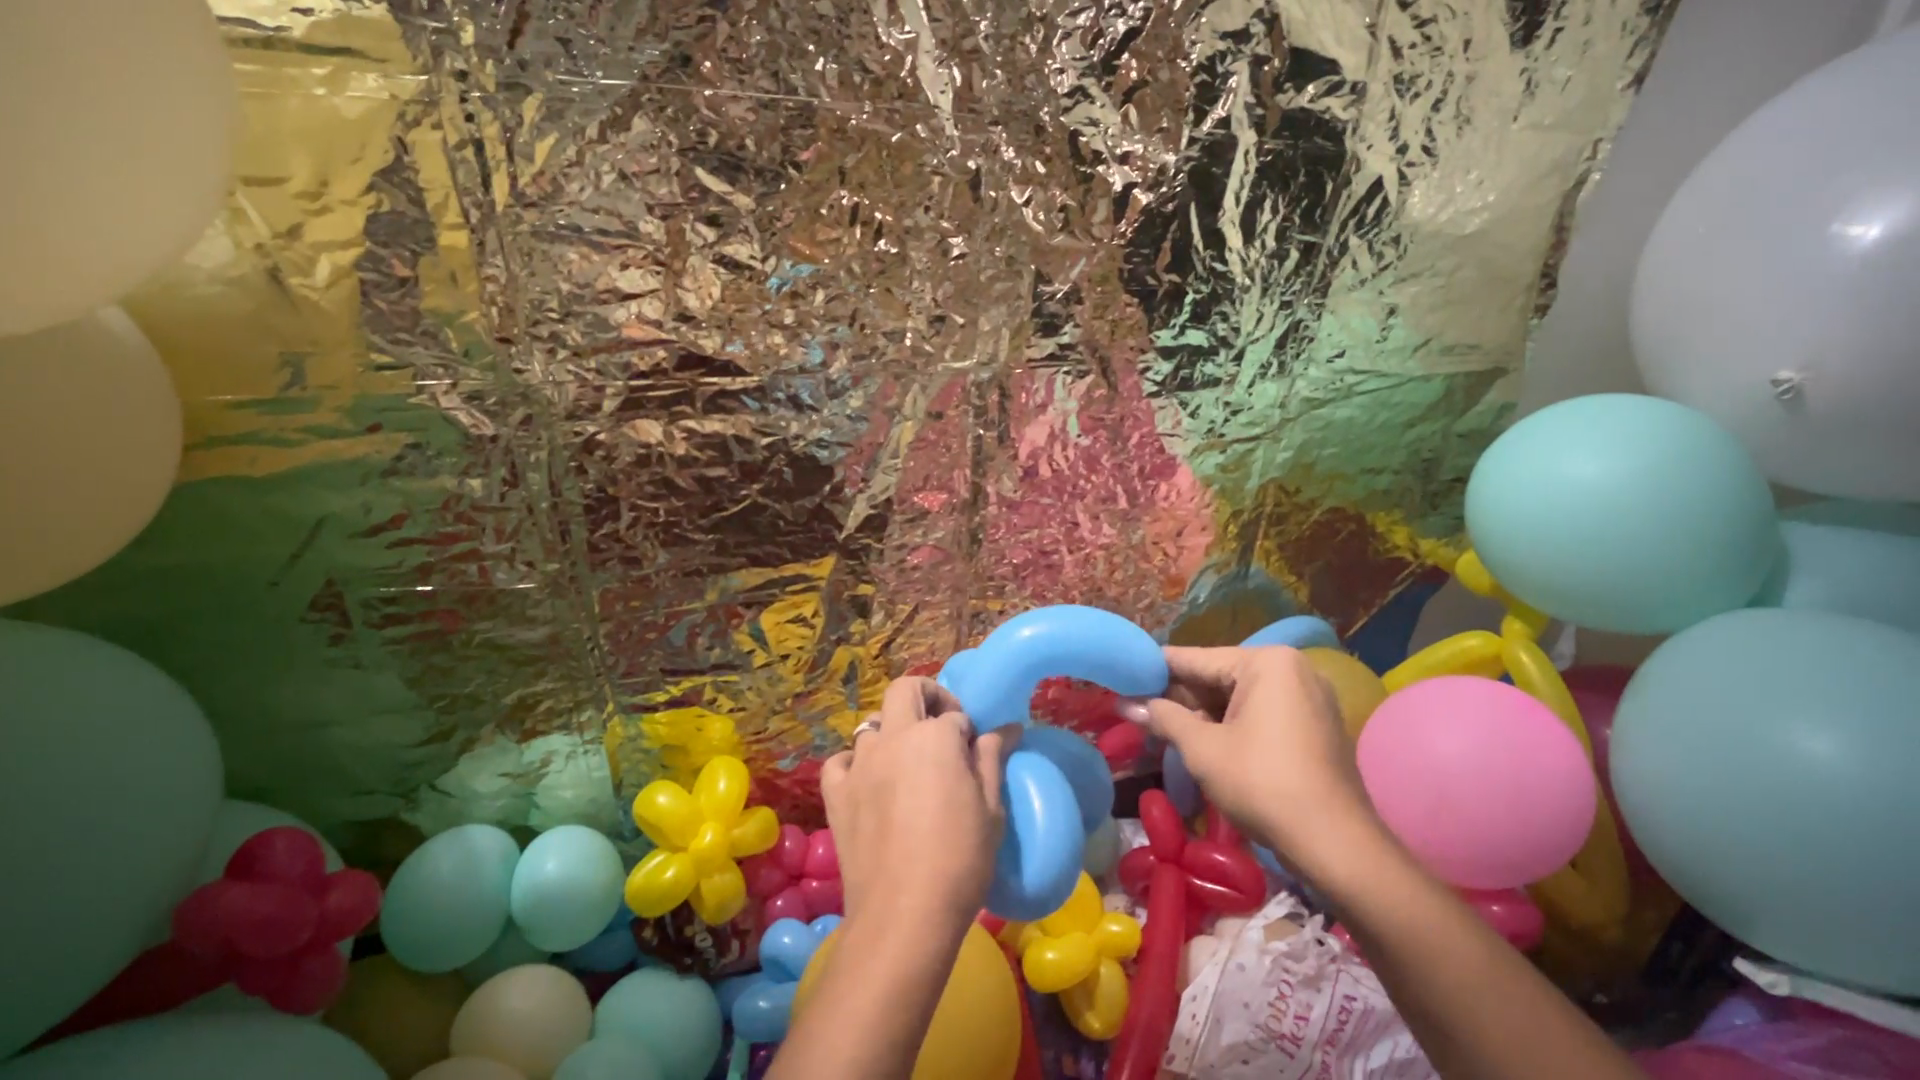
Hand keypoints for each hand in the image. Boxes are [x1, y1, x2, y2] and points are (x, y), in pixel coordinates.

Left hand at [821, 677, 1018, 935]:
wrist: (904, 912)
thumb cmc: (960, 859)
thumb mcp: (991, 809)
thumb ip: (992, 759)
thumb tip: (1006, 728)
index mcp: (934, 737)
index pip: (955, 715)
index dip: (968, 730)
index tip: (975, 752)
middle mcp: (893, 738)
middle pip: (905, 691)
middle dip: (927, 698)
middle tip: (942, 728)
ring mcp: (859, 764)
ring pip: (871, 726)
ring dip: (891, 733)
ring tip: (908, 764)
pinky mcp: (835, 793)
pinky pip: (841, 761)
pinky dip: (855, 763)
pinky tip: (869, 783)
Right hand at [1143, 646, 1381, 878]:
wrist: (1333, 842)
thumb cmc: (1262, 784)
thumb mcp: (1202, 749)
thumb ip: (1164, 718)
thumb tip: (1125, 704)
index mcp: (1267, 662)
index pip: (1196, 658)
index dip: (1154, 671)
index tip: (1120, 678)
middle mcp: (1292, 669)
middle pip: (1219, 677)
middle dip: (1178, 697)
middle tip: (1134, 710)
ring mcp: (1308, 698)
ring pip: (1239, 699)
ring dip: (1201, 715)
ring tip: (1158, 730)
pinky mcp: (1314, 727)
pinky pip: (1261, 715)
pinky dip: (1230, 726)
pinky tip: (1198, 743)